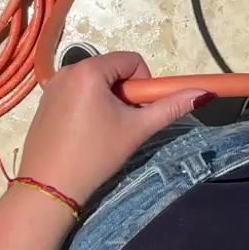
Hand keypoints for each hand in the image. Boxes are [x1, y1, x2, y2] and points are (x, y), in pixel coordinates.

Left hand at [16, 52, 210, 204]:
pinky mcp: (44, 102)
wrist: (48, 189)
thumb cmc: (96, 154)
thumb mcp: (137, 129)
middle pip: (113, 69)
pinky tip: (84, 133)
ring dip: (108, 99)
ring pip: (95, 81)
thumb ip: (170, 107)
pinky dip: (88, 105)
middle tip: (122, 123)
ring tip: (103, 130)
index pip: (132, 60)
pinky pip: (76, 91)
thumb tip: (204, 93)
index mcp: (89, 70)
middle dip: (124, 92)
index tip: (137, 112)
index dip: (143, 84)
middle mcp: (67, 70)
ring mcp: (52, 85)